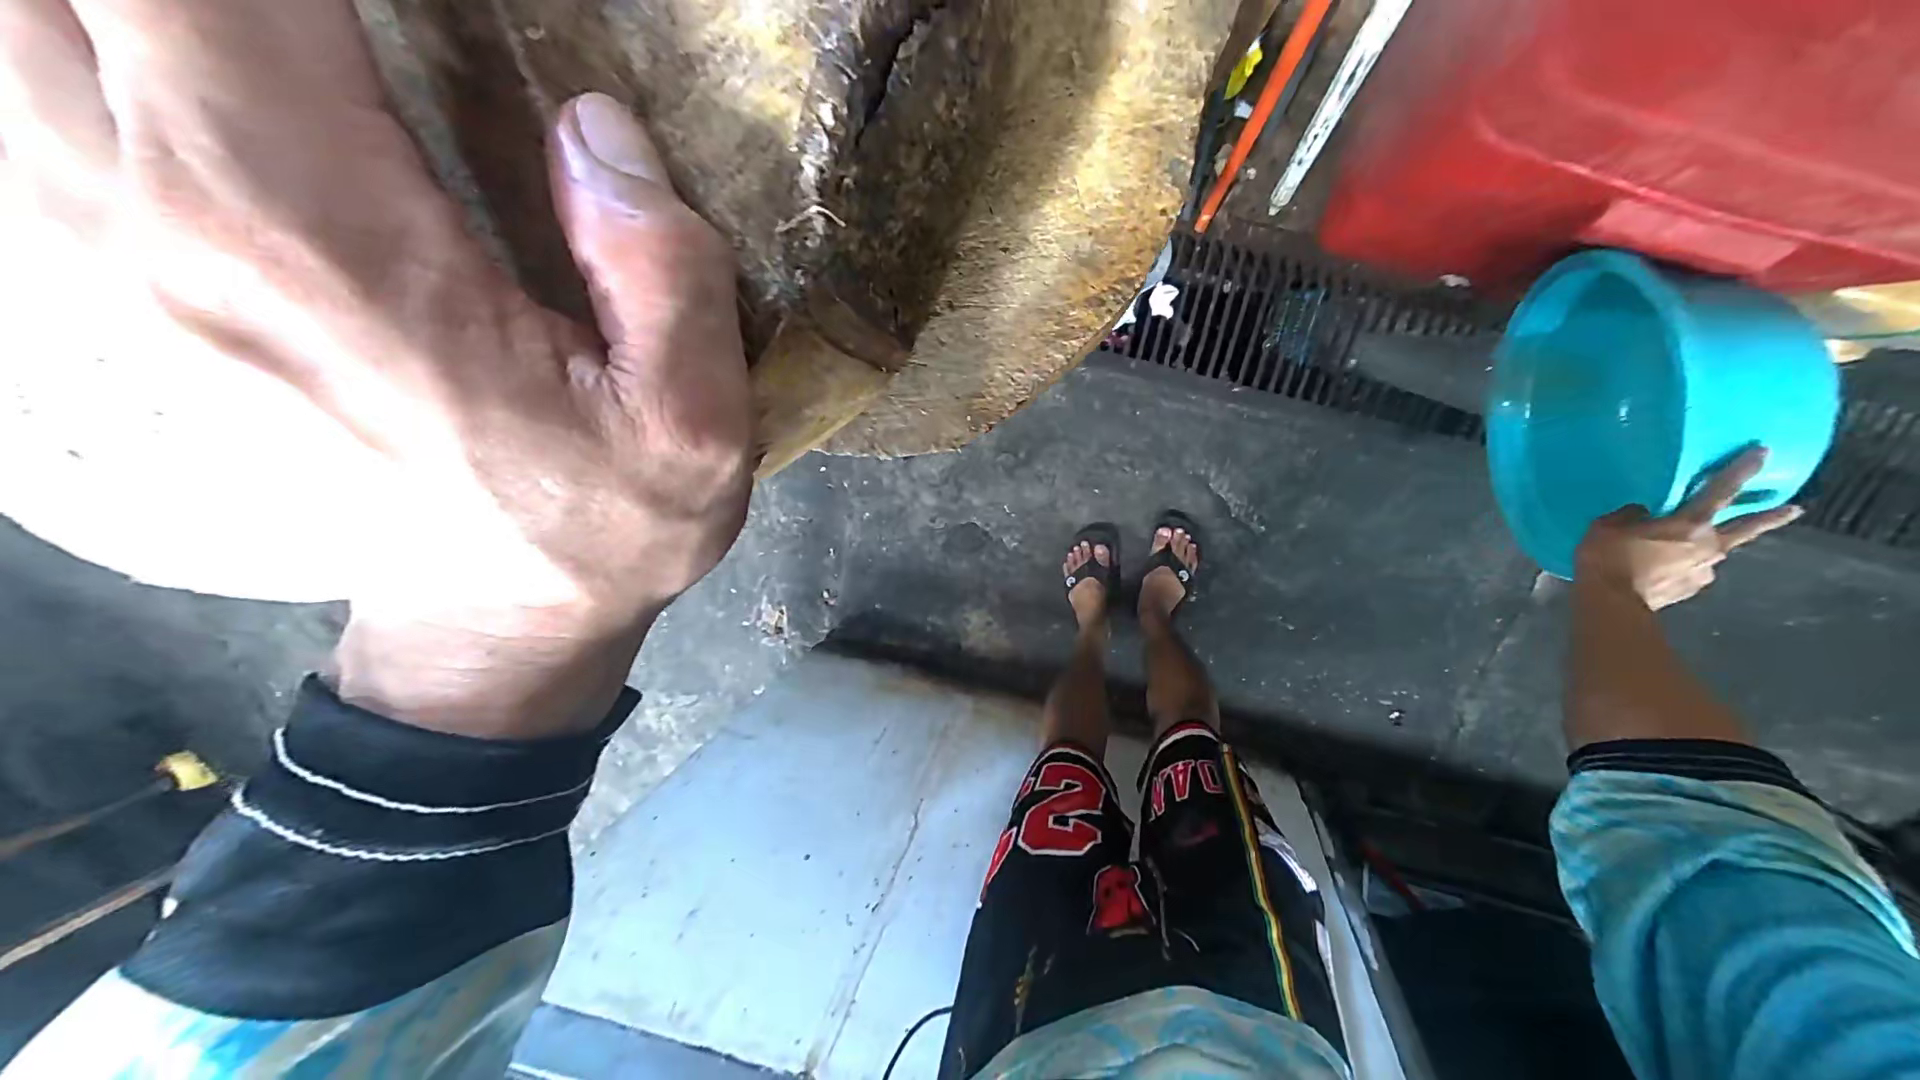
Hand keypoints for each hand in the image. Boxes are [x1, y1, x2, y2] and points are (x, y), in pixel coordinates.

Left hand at [0, 1, 751, 735]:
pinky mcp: (95, 296)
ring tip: (314, 71)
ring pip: (18, 31)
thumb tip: (597, 131)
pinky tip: (205, 107)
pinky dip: (103, 72)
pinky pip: (20, 106)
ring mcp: (83, 258)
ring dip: (166, 33)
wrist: (503, 626)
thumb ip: (669, 274)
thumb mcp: (693, 429)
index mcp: (318, 237)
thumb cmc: (604, 529)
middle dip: (242, 4)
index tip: (445, 18)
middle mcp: (152, 221)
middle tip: (375, 50)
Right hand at [1574, 447, 1801, 609]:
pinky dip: (1686, 566)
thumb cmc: (1609, 558)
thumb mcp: (1606, 528)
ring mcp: (1704, 569)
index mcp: (1689, 524)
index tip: (1763, 452)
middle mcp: (1709, 544)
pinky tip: (1671, 570)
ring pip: (1719, 550)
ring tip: (1714, 545)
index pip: (1720, 490)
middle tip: (1793, 509)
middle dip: (1771, 516)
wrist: (1612, 601)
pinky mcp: (1692, 588)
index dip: (1740, 470)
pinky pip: (1694, 571)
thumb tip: (1642, 512)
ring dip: (1720, 545)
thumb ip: (1629, 516)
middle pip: (1747, 526)